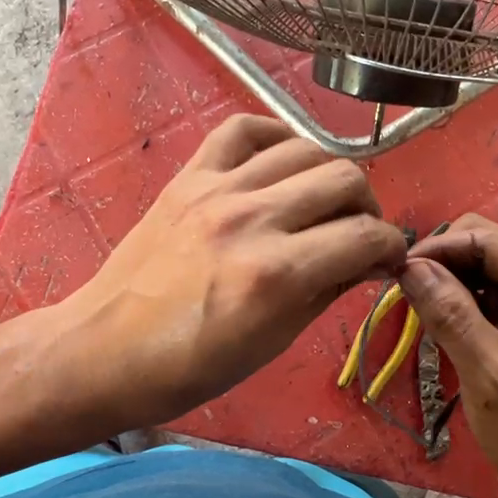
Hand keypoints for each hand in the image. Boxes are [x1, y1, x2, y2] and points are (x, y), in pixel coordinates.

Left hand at [47, 115, 406, 432]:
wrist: (105, 350)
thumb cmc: (191, 367)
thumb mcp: (274, 342)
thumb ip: (327, 290)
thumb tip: (368, 261)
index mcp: (276, 274)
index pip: (366, 237)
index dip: (392, 248)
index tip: (388, 260)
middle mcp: (252, 219)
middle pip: (345, 179)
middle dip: (368, 209)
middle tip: (357, 234)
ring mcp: (217, 189)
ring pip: (305, 148)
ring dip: (330, 174)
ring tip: (324, 201)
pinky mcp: (189, 177)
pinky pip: (243, 130)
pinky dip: (276, 136)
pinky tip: (285, 160)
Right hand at [398, 214, 497, 497]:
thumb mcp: (488, 373)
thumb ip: (450, 314)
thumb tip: (407, 265)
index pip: (490, 241)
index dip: (440, 248)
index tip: (395, 270)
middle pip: (485, 246)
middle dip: (441, 262)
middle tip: (400, 290)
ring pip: (479, 267)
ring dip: (444, 281)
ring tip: (412, 305)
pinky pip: (481, 292)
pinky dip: (454, 300)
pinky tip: (433, 318)